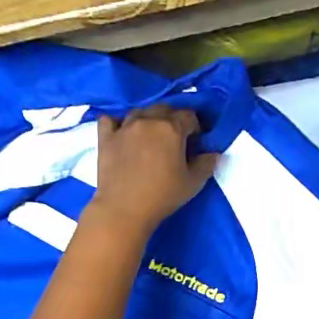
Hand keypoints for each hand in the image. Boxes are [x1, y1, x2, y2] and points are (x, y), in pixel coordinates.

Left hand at [85, 106, 220, 235]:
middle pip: (164, 109)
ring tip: (149, 136)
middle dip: (172, 119)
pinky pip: (109, 119)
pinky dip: (116, 122)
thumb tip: (212, 153)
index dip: (194, 127)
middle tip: (173, 140)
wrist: (124, 209)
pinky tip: (121, 133)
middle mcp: (148, 120)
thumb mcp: (193, 183)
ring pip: (139, 111)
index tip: (194, 142)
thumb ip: (206, 164)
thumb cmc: (162, 196)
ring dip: (148, 119)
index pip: (189, 115)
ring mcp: (124, 127)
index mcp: (171, 128)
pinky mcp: (106, 137)